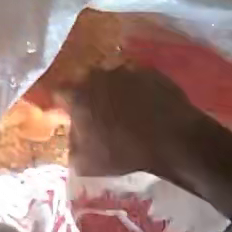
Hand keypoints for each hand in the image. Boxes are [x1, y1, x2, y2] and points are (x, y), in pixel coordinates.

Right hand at [66, 66, 213, 177]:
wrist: (172, 140)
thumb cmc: (124, 153)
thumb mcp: (86, 162)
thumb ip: (72, 144)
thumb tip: (72, 135)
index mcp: (78, 95)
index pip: (59, 93)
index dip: (62, 103)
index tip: (67, 113)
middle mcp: (98, 75)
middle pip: (86, 79)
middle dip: (88, 92)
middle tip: (96, 110)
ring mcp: (126, 69)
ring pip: (112, 76)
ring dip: (113, 88)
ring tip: (123, 106)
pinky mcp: (150, 70)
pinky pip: (136, 77)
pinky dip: (137, 87)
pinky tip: (145, 103)